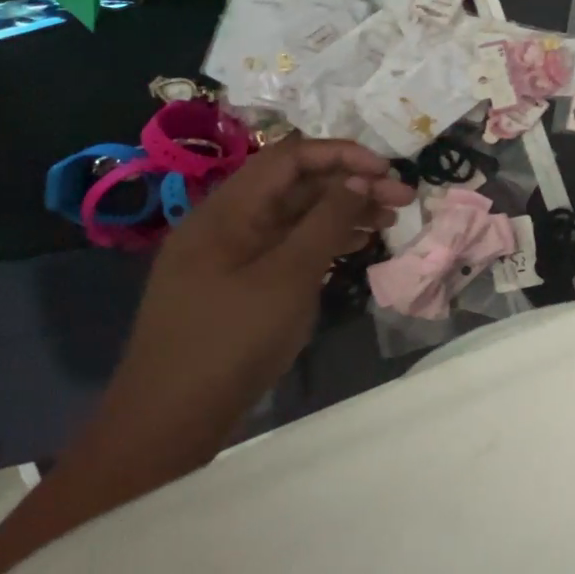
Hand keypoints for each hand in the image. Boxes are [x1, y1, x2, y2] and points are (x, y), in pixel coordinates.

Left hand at [95, 138, 413, 460]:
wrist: (170, 420)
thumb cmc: (232, 339)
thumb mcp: (290, 274)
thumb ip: (329, 220)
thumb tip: (362, 179)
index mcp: (226, 211)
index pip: (290, 157)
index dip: (343, 155)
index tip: (388, 171)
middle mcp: (226, 224)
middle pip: (296, 185)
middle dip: (352, 185)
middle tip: (404, 198)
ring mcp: (231, 256)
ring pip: (296, 216)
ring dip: (345, 212)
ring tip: (390, 221)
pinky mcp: (239, 284)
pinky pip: (288, 245)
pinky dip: (326, 239)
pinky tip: (358, 247)